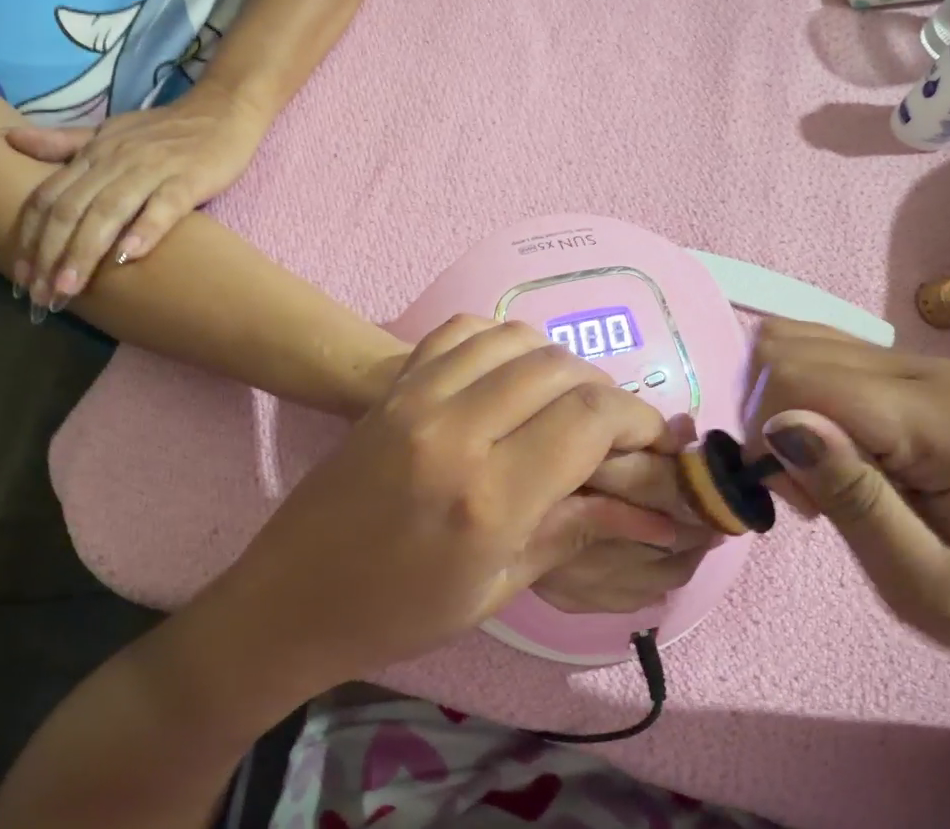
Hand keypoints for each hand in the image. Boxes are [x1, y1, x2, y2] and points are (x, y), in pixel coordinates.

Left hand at [4, 82, 268, 309]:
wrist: (222, 111)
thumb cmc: (165, 130)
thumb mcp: (109, 133)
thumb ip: (64, 143)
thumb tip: (10, 139)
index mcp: (93, 154)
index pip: (48, 196)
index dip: (29, 237)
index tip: (20, 277)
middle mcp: (115, 161)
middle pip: (72, 209)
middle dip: (50, 255)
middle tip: (40, 296)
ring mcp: (153, 169)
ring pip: (109, 211)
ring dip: (85, 251)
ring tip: (70, 288)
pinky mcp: (190, 179)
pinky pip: (164, 205)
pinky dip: (145, 230)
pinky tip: (130, 258)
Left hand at [211, 316, 681, 686]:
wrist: (293, 598)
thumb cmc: (397, 615)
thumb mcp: (495, 588)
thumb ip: (574, 531)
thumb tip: (655, 511)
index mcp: (487, 497)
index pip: (590, 418)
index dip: (637, 420)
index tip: (651, 443)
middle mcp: (454, 430)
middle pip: (560, 369)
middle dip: (604, 393)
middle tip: (611, 432)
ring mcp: (415, 399)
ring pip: (515, 338)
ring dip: (555, 363)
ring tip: (562, 404)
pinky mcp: (391, 388)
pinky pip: (460, 333)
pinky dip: (500, 342)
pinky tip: (506, 378)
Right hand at [745, 318, 949, 673]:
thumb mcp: (924, 585)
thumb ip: (855, 501)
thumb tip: (782, 424)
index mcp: (943, 422)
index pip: (803, 379)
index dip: (768, 436)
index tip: (796, 504)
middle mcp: (932, 371)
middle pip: (792, 352)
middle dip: (770, 421)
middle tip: (805, 493)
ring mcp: (924, 364)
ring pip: (797, 343)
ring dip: (780, 406)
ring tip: (817, 473)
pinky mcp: (914, 370)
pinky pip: (821, 353)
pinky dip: (797, 395)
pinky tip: (826, 447)